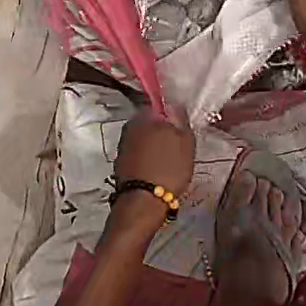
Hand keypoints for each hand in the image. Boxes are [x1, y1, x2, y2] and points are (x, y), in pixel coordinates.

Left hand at [104, 116, 188, 245]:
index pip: (158, 105)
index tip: (180, 127)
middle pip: (149, 122)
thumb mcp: (185, 142)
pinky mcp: (120, 162)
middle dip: (161, 130)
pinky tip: (157, 169)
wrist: (143, 201)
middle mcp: (130, 126)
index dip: (170, 115)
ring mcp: (123, 144)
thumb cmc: (168, 169)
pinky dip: (146, 157)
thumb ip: (180, 120)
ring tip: (168, 160)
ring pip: (143, 138)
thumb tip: (174, 105)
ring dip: (153, 145)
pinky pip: (138, 153)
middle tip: (177, 144)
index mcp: (145, 116)